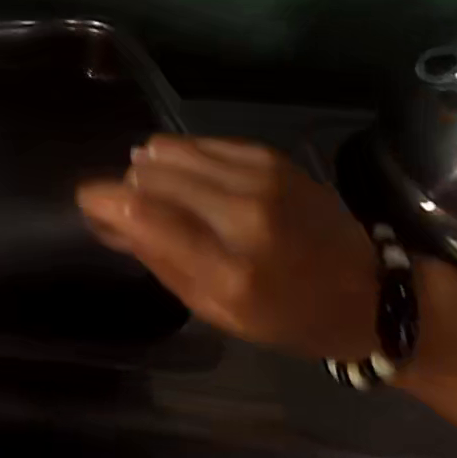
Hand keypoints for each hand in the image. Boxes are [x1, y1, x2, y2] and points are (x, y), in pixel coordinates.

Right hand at [75, 134, 379, 360]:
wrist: (369, 290)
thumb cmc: (286, 315)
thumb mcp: (217, 311)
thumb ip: (158, 260)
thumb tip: (108, 219)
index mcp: (231, 271)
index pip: (144, 216)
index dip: (103, 200)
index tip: (87, 200)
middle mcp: (244, 213)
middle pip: (150, 174)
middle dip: (128, 187)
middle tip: (132, 206)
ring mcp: (259, 176)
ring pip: (167, 150)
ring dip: (151, 168)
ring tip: (163, 190)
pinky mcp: (266, 155)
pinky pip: (196, 142)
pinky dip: (181, 158)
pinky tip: (191, 178)